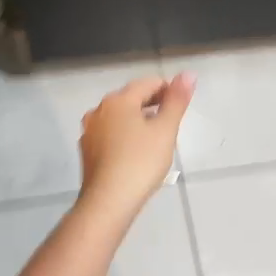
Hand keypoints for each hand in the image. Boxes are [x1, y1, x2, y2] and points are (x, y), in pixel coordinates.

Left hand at [78, 75, 195, 211]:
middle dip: (153, 106)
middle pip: (131, 98)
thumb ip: (177, 100)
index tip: (182, 108)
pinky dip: (125, 135)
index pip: (149, 84)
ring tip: (156, 140)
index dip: (169, 91)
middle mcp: (99, 109)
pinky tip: (135, 153)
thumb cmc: (140, 163)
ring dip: (138, 121)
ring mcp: (90, 130)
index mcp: (118, 100)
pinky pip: (110, 133)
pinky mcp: (87, 149)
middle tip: (171, 126)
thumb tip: (189, 73)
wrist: (108, 202)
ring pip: (119, 116)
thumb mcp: (165, 130)